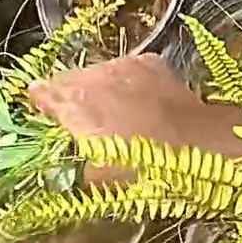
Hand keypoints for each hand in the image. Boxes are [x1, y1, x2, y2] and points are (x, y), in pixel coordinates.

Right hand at [28, 54, 241, 158]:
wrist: (200, 145)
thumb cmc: (146, 169)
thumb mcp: (101, 180)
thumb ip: (74, 167)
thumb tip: (68, 167)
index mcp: (74, 103)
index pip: (43, 93)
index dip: (41, 103)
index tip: (43, 111)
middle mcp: (94, 76)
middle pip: (69, 80)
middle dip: (70, 97)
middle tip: (83, 121)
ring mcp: (124, 65)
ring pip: (98, 72)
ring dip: (100, 89)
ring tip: (114, 113)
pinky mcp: (150, 62)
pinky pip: (127, 69)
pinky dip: (127, 82)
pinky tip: (138, 101)